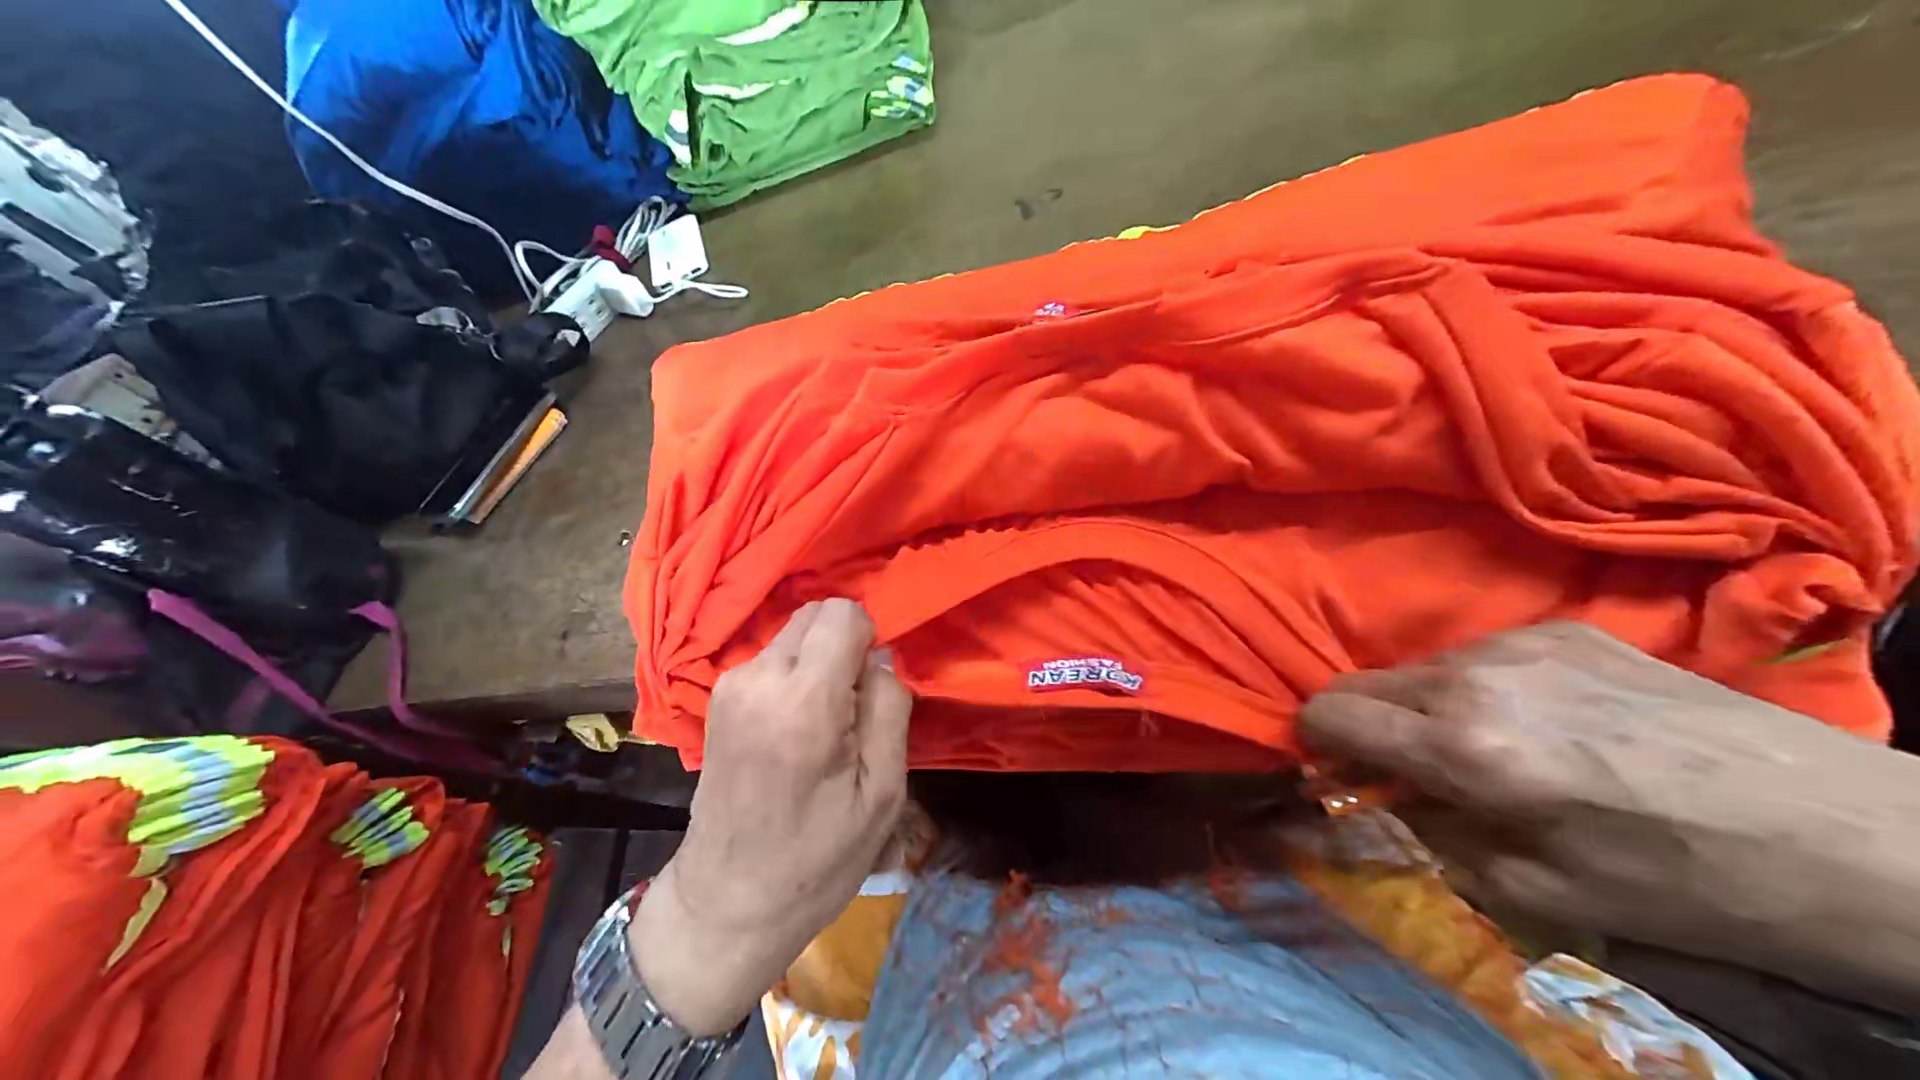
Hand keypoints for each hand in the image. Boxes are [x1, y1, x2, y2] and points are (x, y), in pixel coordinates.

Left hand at [630, 599, 910, 1034]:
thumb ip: (889, 707)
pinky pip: (772, 657)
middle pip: (817, 615)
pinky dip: (794, 675)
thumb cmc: (817, 859)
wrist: (726, 902)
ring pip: (794, 633)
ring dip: (818, 662)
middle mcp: (758, 678)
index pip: (843, 614)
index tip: (870, 690)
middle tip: (850, 709)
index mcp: (804, 702)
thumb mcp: (883, 792)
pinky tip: (793, 730)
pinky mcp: (717, 695)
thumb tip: (881, 655)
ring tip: (821, 727)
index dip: (869, 640)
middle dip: (843, 646)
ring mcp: (730, 684)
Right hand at [1300, 621, 1919, 1004]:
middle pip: (1359, 681)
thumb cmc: (1687, 885)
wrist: (1857, 838)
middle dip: (1364, 725)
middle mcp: (1476, 677)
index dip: (1317, 743)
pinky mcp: (1566, 630)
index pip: (1329, 712)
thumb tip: (1373, 800)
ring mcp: (1522, 643)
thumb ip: (1429, 835)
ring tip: (1489, 748)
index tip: (1341, 772)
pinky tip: (1545, 722)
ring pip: (1416, 667)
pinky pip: (1478, 656)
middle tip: (1411, 770)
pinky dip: (1477, 689)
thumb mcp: (1536, 890)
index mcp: (1466, 747)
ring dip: (1423, 707)